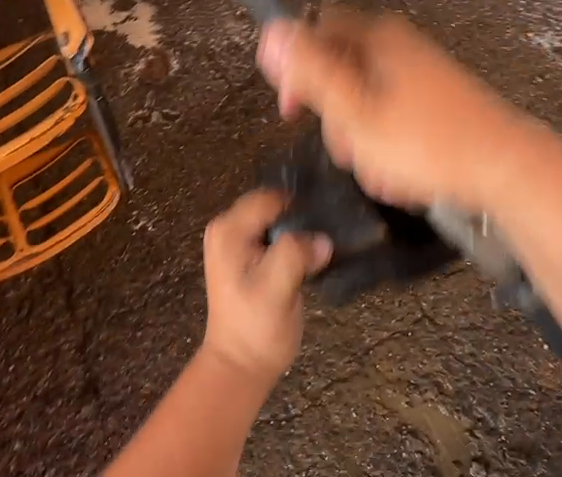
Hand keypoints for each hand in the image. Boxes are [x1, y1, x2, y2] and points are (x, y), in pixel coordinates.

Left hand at [200, 190, 332, 381]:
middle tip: (333, 227)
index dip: (298, 204)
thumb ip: (294, 255)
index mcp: (229, 230)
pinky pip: (276, 235)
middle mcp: (228, 228)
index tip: (328, 214)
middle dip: (300, 215)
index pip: (269, 198)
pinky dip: (294, 241)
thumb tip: (323, 239)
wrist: (241, 364)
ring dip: (300, 229)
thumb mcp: (276, 290)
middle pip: (272, 205)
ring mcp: (238, 242)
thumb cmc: (255, 328)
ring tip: (327, 240)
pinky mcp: (250, 257)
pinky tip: (315, 253)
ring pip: (276, 220)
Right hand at [257, 9, 530, 208]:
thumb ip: (310, 72)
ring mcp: (419, 70)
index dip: (294, 66)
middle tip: (343, 148)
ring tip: (377, 168)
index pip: (314, 30)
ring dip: (359, 133)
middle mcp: (397, 44)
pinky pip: (392, 111)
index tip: (292, 109)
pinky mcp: (436, 97)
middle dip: (332, 111)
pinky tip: (399, 171)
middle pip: (339, 65)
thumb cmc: (427, 142)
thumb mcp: (354, 112)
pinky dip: (386, 139)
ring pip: (365, 95)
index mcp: (376, 37)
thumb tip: (272, 32)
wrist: (509, 168)